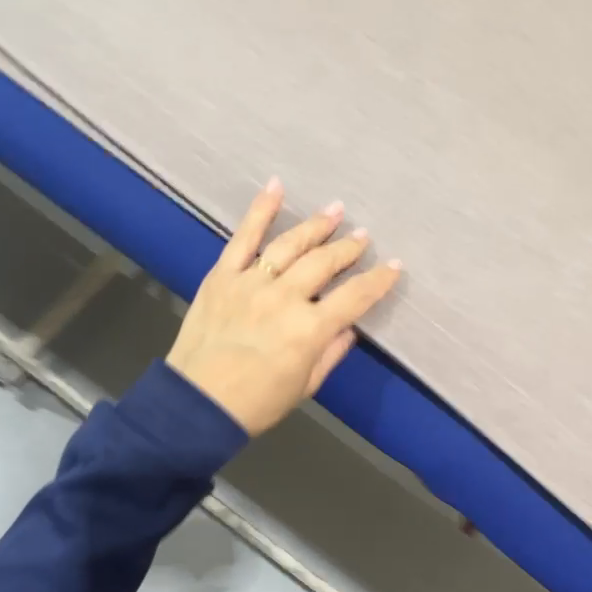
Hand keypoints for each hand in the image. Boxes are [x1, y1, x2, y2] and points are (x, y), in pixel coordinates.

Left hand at [166, 178, 402, 434]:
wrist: (197, 403)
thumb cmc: (257, 404)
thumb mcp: (305, 386)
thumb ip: (330, 353)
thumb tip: (348, 328)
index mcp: (310, 330)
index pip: (355, 297)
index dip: (378, 281)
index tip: (394, 267)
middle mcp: (285, 298)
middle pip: (325, 263)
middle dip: (348, 248)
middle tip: (362, 237)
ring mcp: (252, 283)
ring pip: (291, 245)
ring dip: (316, 226)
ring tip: (335, 211)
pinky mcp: (222, 276)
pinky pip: (243, 237)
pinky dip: (260, 210)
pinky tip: (275, 187)